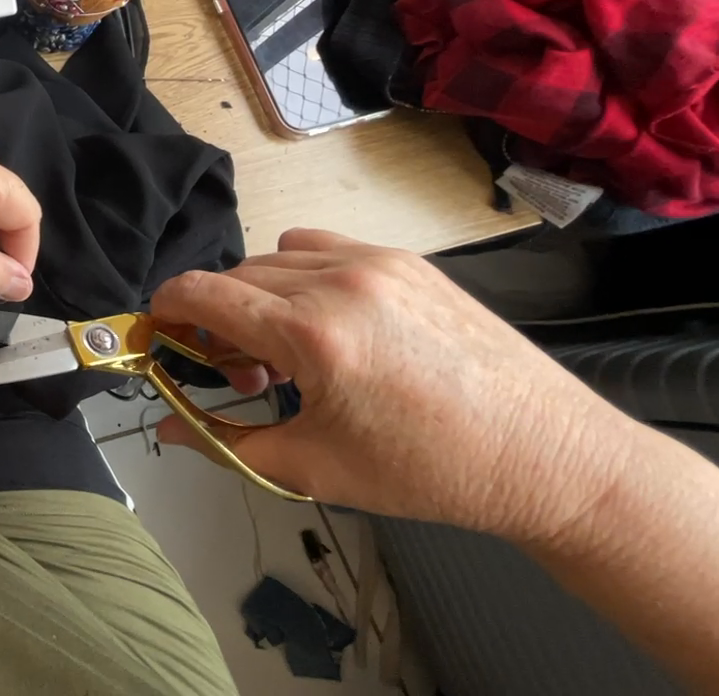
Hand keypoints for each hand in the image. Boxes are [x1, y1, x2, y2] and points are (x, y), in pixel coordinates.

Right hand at [150, 230, 631, 541]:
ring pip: (270, 259)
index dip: (165, 308)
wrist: (557, 461)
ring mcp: (376, 264)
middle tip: (240, 369)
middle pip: (231, 277)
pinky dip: (297, 272)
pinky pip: (317, 246)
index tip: (160, 332)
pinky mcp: (406, 262)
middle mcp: (337, 285)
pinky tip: (323, 314)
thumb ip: (223, 442)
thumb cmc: (432, 472)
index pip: (200, 292)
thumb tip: (165, 430)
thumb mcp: (313, 466)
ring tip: (286, 344)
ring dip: (255, 295)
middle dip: (215, 318)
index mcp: (310, 336)